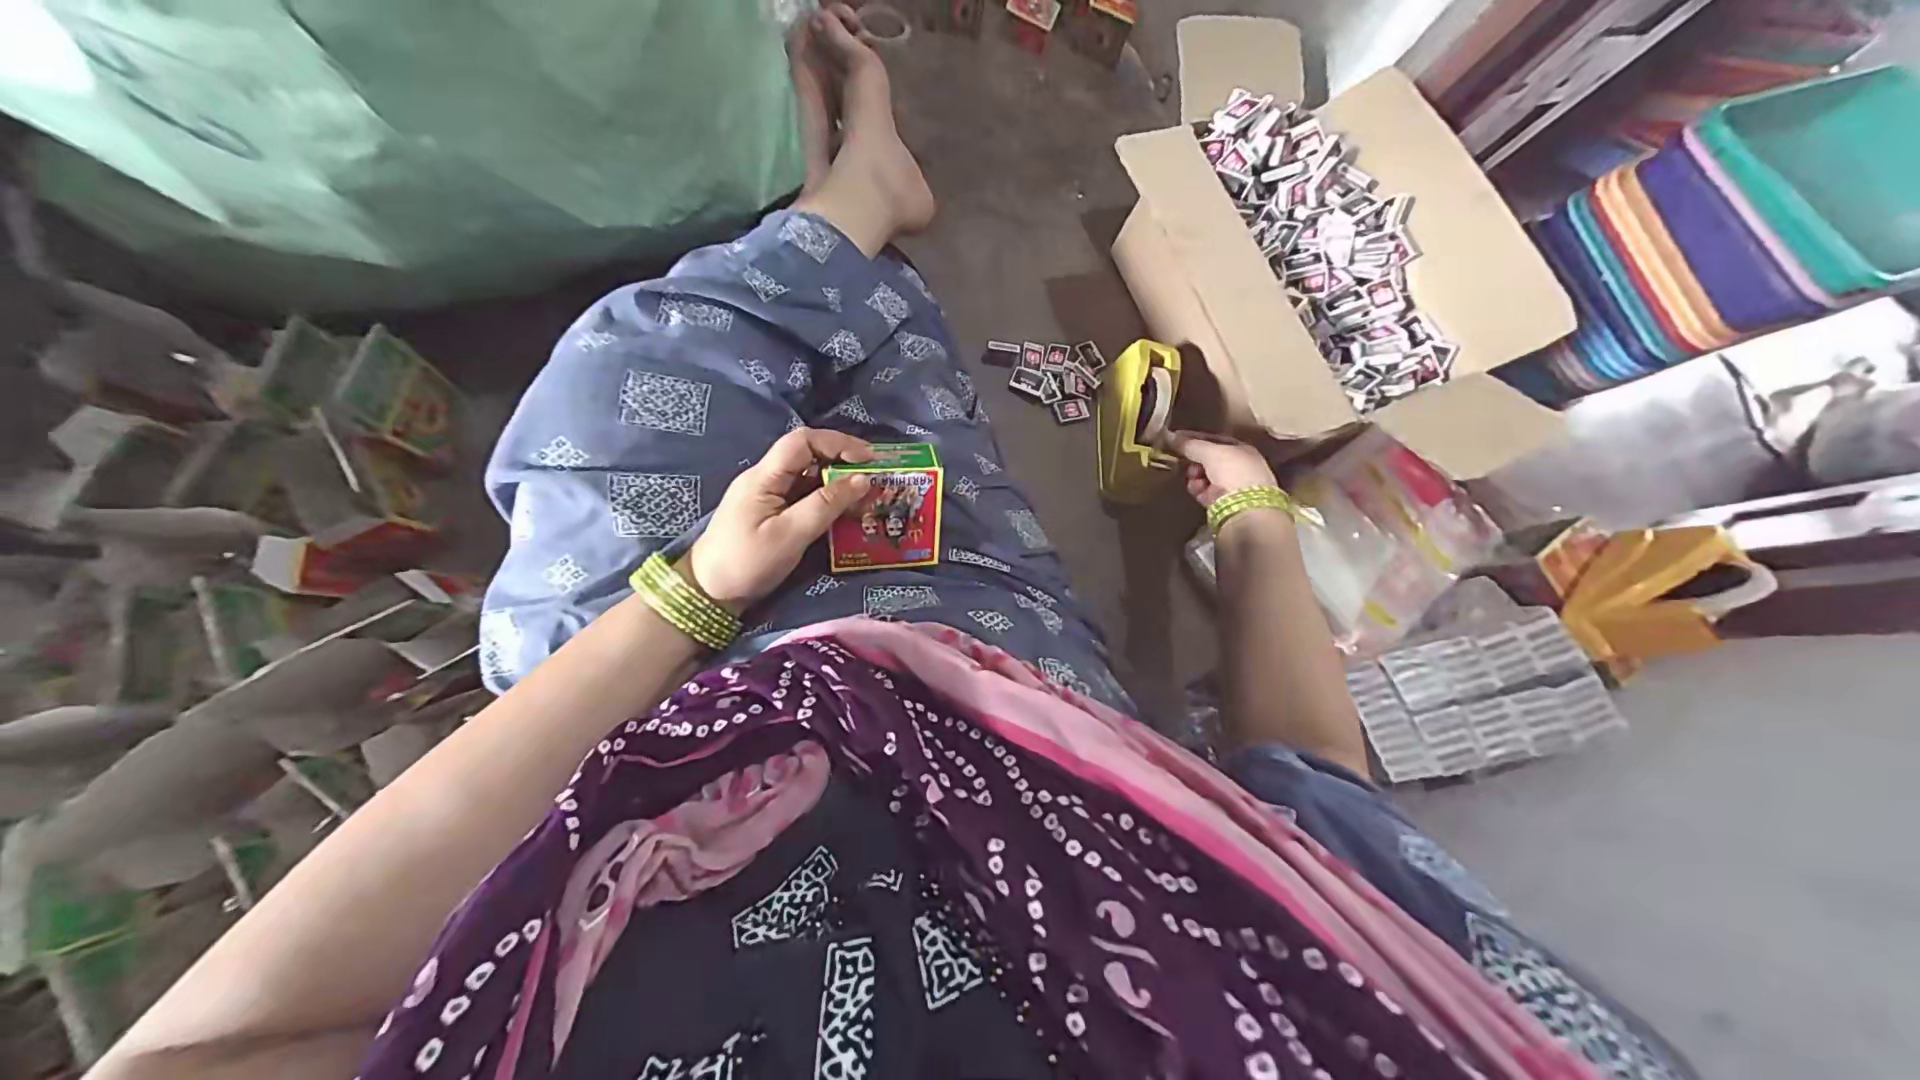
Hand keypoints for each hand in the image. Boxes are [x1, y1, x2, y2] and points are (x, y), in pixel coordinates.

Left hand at [685, 428, 873, 611]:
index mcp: (765, 476)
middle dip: (843, 461)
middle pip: (808, 455)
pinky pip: (804, 495)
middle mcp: (766, 478)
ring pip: (808, 476)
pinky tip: (845, 511)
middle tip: (875, 477)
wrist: (709, 593)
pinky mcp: (771, 513)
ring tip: (866, 495)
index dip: (838, 443)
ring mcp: (767, 496)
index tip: (869, 460)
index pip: (804, 441)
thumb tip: (862, 480)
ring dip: (838, 481)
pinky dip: (827, 498)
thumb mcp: (791, 534)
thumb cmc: (748, 562)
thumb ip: (827, 504)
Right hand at [1166, 430, 1277, 507]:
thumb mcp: (1211, 452)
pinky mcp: (1219, 501)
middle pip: (1206, 458)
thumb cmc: (1233, 471)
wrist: (1244, 507)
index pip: (1214, 439)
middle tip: (1181, 458)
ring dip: (1194, 474)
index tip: (1176, 437)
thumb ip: (1190, 444)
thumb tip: (1169, 436)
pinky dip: (1197, 488)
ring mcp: (1228, 484)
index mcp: (1241, 449)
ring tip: (1194, 476)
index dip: (1195, 437)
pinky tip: (1198, 489)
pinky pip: (1201, 490)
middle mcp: (1236, 466)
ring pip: (1202, 474)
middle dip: (1193, 458)